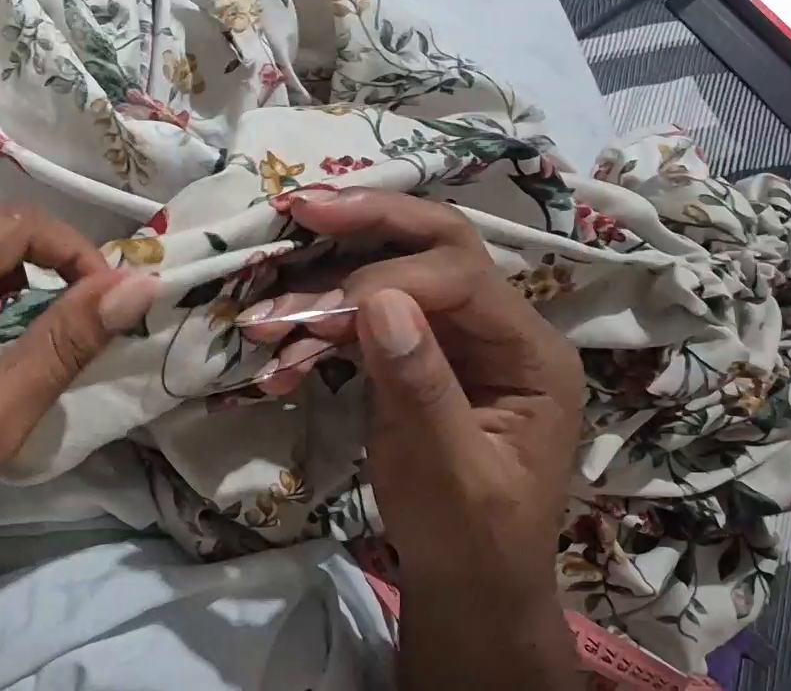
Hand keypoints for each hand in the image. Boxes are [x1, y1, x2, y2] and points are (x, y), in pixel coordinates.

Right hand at [238, 188, 584, 689]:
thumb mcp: (452, 472)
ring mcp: (449, 335)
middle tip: (298, 208)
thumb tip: (377, 300)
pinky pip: (357, 316)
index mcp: (529, 352)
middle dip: (364, 222)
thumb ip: (420, 386)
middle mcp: (496, 327)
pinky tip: (276, 354)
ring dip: (317, 289)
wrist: (466, 582)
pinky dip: (312, 328)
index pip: (459, 275)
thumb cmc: (473, 536)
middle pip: (433, 242)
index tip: (317, 314)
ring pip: (384, 271)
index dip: (385, 278)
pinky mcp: (407, 350)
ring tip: (261, 319)